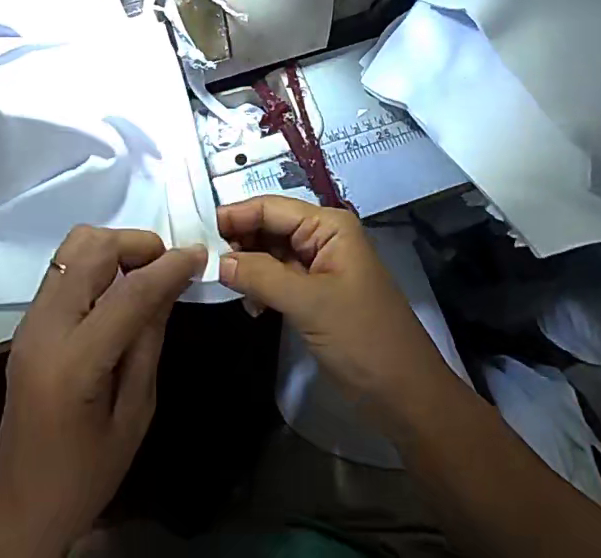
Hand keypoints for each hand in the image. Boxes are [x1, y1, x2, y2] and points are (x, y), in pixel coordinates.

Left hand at [0, 227, 205, 556]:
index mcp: (74, 363)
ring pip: (73, 246)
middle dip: (138, 244)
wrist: (20, 499)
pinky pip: (65, 266)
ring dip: (116, 248)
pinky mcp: (28, 320)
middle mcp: (44, 329)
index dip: (169, 266)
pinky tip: (120, 288)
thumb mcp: (136, 410)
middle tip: (168, 266)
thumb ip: (150, 338)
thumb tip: (172, 282)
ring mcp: (30, 320)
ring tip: (144, 274)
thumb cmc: (87, 470)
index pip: (128, 292)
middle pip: (91, 249)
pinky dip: (99, 261)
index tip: (200, 254)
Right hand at [216, 196, 452, 414]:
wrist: (405, 393)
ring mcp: (320, 266)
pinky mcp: (317, 294)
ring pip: (271, 253)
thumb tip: (217, 260)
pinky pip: (279, 278)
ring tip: (226, 288)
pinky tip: (251, 306)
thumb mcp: (309, 303)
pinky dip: (261, 287)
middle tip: (203, 265)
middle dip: (239, 242)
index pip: (271, 207)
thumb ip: (261, 276)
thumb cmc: (362, 338)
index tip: (195, 233)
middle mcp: (324, 237)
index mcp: (329, 226)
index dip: (235, 216)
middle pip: (270, 227)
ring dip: (248, 267)